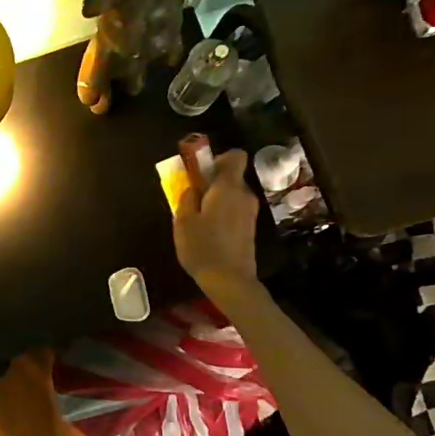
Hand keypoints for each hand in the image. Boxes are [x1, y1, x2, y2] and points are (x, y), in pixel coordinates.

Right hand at [173, 148, 260, 299]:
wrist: (230, 280)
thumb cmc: (203, 247)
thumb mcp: (183, 221)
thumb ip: (186, 197)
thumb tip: (191, 187)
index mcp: (228, 187)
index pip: (235, 155)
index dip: (218, 158)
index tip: (201, 173)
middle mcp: (244, 195)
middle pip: (231, 177)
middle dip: (212, 183)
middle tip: (192, 200)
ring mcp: (250, 212)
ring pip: (232, 195)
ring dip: (217, 200)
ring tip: (199, 220)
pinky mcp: (250, 228)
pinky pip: (235, 210)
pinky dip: (223, 214)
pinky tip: (209, 232)